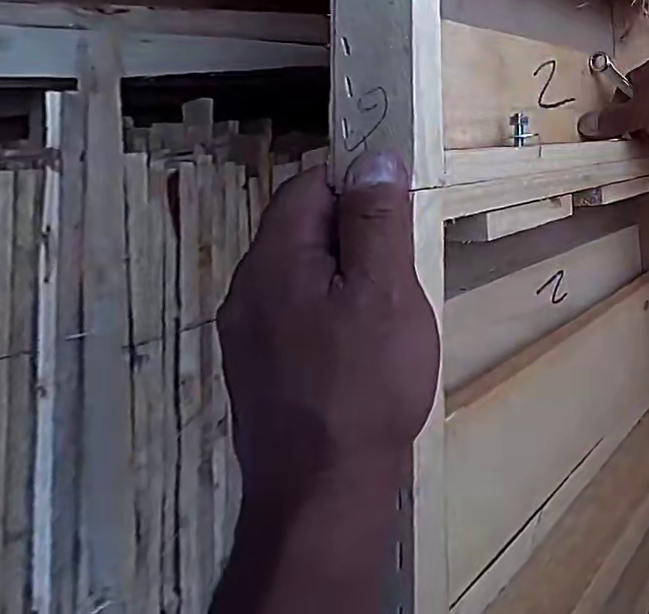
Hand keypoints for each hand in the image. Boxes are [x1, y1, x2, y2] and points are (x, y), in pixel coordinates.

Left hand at [218, 149, 438, 506]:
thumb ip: (376, 220)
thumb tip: (374, 158)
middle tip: (401, 269)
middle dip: (358, 233)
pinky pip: (299, 306)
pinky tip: (363, 339)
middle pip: (305, 227)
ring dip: (350, 270)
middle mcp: (247, 290)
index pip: (310, 188)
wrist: (325, 490)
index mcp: (273, 263)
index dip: (358, 188)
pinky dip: (335, 303)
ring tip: (389, 306)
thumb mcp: (385, 289)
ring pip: (305, 269)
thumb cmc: (365, 380)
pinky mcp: (260, 363)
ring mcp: (249, 331)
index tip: (399, 216)